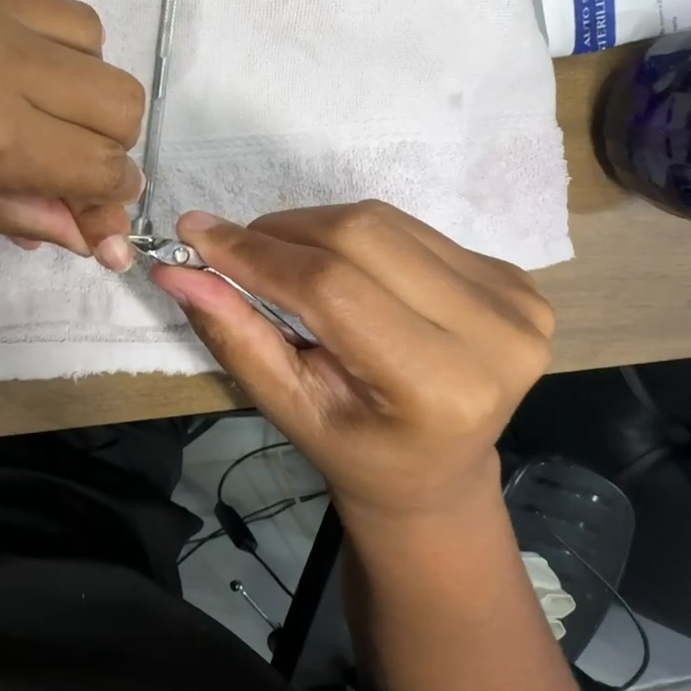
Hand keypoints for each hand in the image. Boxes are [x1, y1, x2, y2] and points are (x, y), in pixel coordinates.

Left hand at [0, 0, 143, 253]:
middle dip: (105, 141)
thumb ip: (16, 210)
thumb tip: (88, 231)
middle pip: (119, 97)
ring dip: (74, 79)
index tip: (96, 201)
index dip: (110, 195)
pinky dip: (28, 32)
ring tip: (24, 100)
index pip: (102, 164)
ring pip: (87, 34)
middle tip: (62, 155)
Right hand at [152, 202, 555, 525]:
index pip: (331, 287)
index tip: (192, 234)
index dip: (254, 253)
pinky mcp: (517, 279)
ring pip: (380, 220)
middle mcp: (496, 335)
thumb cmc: (351, 447)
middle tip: (231, 250)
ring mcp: (516, 301)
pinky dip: (349, 234)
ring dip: (308, 228)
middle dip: (276, 232)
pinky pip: (406, 226)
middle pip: (360, 235)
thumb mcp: (282, 403)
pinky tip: (337, 267)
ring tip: (279, 262)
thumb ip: (232, 332)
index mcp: (438, 386)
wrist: (435, 470)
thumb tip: (174, 271)